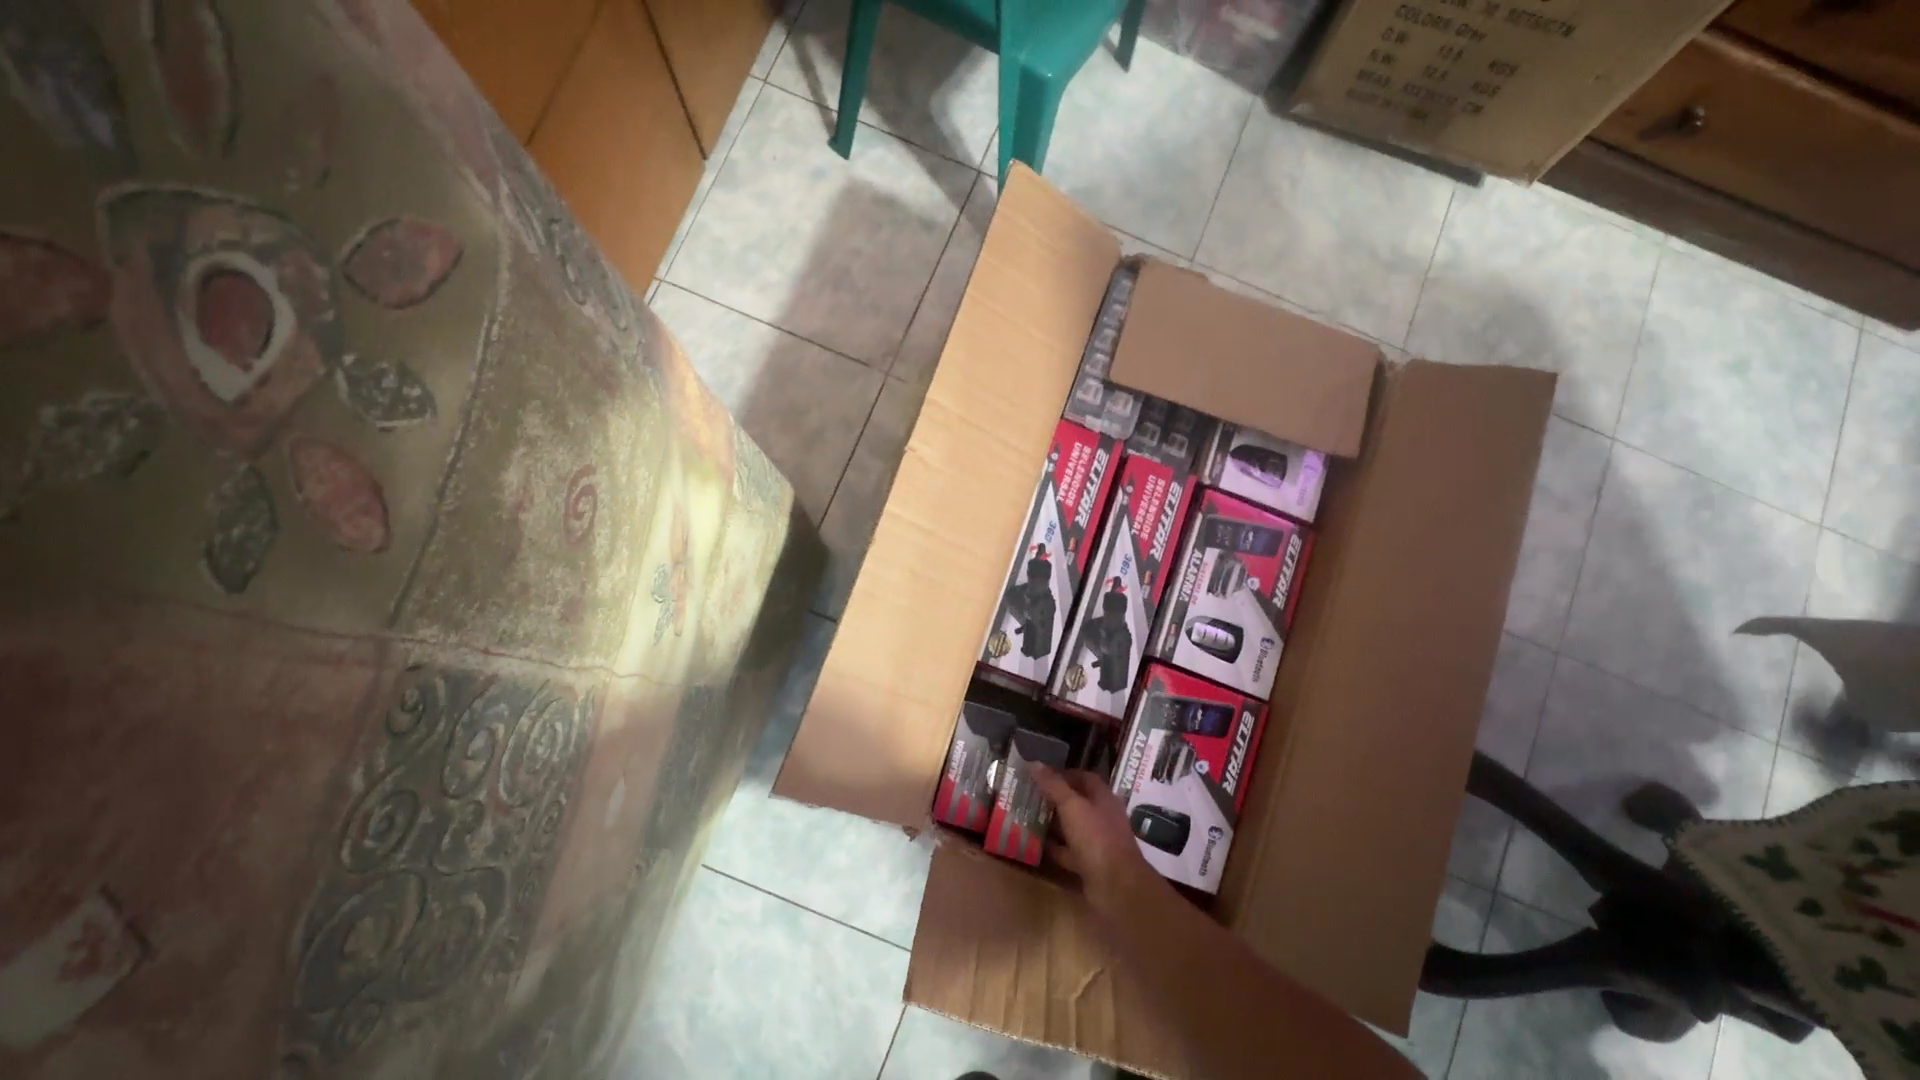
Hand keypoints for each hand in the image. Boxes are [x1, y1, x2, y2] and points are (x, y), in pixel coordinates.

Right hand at [1030, 764, 1167, 917]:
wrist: (1116, 885)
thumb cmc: (1096, 838)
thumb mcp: (1072, 806)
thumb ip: (1054, 785)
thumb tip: (1034, 763)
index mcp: (1103, 799)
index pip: (1085, 778)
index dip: (1064, 774)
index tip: (1041, 775)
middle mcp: (1103, 818)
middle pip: (1077, 803)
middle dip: (1055, 799)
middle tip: (1029, 796)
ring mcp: (1097, 842)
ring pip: (1072, 828)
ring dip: (1053, 824)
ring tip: (1027, 817)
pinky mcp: (1090, 864)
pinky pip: (1068, 852)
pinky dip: (1054, 848)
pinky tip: (1036, 846)